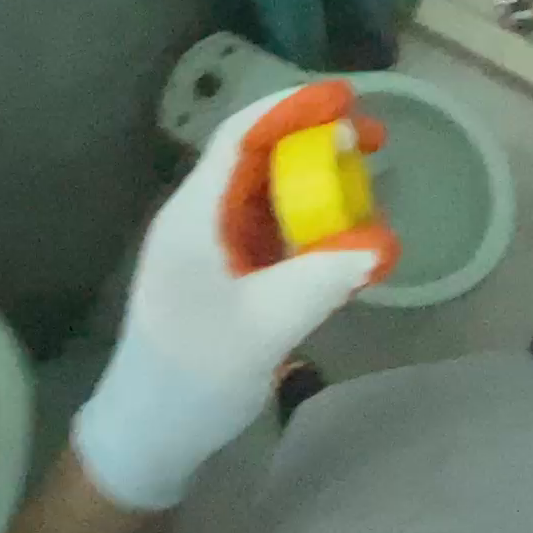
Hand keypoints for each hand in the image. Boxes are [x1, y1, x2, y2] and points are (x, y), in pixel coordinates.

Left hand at [72, 82, 399, 509]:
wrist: (149, 436)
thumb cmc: (190, 378)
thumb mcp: (260, 330)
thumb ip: (319, 281)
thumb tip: (384, 243)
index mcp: (195, 216)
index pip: (241, 137)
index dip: (291, 108)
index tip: (345, 96)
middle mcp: (204, 217)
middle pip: (262, 156)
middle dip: (317, 139)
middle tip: (373, 139)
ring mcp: (218, 243)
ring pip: (273, 190)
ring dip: (319, 179)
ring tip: (369, 179)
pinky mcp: (233, 269)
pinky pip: (278, 226)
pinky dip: (314, 219)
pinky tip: (346, 230)